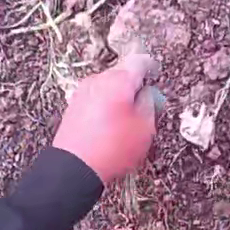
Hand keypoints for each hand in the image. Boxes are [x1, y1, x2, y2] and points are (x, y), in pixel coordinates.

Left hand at [53, 53, 159, 183]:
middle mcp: (98, 81)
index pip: (139, 62)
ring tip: (128, 121)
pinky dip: (106, 107)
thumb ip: (150, 104)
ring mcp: (82, 93)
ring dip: (119, 97)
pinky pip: (96, 100)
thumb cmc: (112, 148)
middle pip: (122, 74)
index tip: (156, 74)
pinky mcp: (73, 107)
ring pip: (108, 88)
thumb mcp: (145, 128)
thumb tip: (148, 94)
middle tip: (146, 104)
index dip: (152, 67)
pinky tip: (111, 126)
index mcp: (118, 80)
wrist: (75, 167)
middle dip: (134, 86)